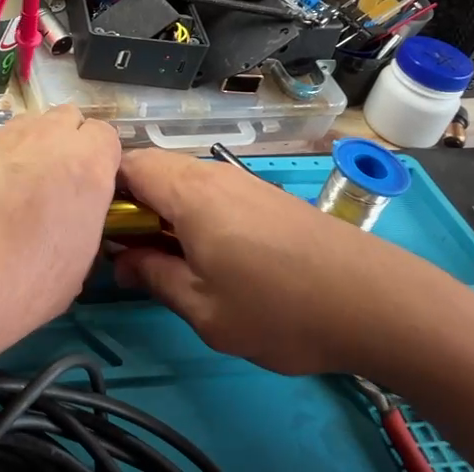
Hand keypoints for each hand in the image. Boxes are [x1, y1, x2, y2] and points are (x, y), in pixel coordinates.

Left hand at [0, 104, 121, 362]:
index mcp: (83, 165)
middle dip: (69, 143)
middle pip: (66, 118)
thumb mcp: (76, 269)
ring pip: (28, 126)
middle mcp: (42, 139)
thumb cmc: (19, 289)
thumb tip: (74, 218)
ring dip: (33, 148)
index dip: (102, 162)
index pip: (106, 136)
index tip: (94, 191)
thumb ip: (83, 224)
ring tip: (22, 193)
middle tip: (61, 187)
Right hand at [113, 148, 450, 376]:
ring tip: (168, 258)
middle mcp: (211, 173)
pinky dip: (193, 214)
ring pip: (182, 181)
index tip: (96, 231)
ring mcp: (242, 182)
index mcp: (187, 191)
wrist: (377, 303)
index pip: (124, 164)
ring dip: (163, 211)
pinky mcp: (265, 196)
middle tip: (129, 251)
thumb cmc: (280, 308)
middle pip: (152, 169)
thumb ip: (153, 278)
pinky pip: (210, 192)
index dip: (100, 191)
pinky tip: (210, 256)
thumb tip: (121, 261)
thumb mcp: (204, 309)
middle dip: (131, 204)